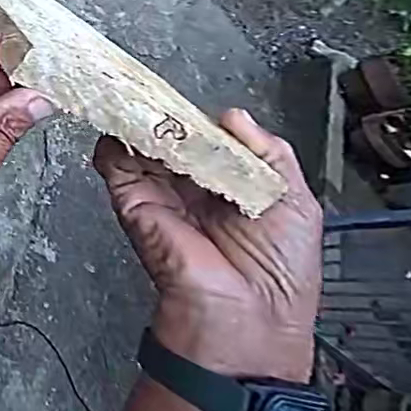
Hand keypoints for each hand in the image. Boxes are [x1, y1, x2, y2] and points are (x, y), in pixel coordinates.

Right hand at [92, 109, 322, 381]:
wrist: (246, 316)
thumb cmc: (280, 273)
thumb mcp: (295, 201)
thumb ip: (269, 152)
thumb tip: (233, 114)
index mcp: (225, 183)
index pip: (205, 138)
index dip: (199, 118)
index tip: (197, 103)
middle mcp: (187, 185)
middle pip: (168, 136)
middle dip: (166, 114)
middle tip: (167, 95)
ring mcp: (158, 191)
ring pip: (139, 142)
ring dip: (139, 120)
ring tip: (147, 102)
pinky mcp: (133, 201)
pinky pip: (115, 163)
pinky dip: (115, 140)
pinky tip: (131, 125)